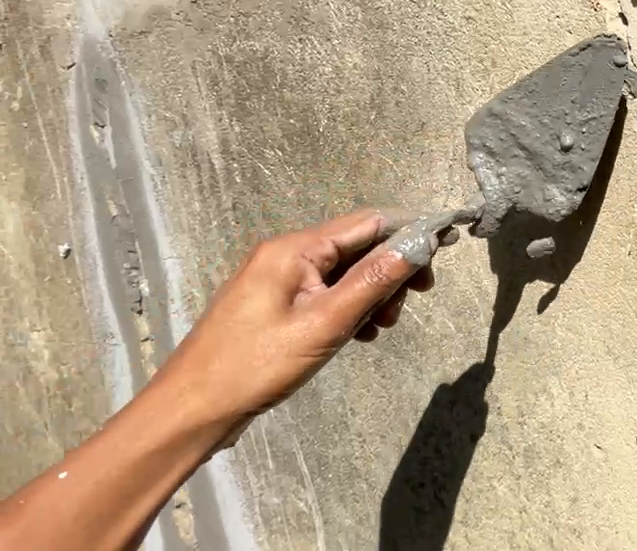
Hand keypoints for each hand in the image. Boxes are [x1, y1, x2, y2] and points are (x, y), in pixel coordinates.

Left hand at [155, 209, 436, 438]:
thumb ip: (377, 278)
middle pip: (363, 244)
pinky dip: (355, 304)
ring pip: (351, 269)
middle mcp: (288, 254)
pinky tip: (362, 331)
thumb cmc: (255, 367)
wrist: (186, 418)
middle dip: (395, 268)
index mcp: (295, 250)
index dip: (413, 230)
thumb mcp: (327, 323)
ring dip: (377, 291)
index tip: (447, 250)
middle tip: (414, 300)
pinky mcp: (278, 301)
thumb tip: (424, 243)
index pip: (372, 221)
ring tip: (383, 324)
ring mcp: (281, 278)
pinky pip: (331, 289)